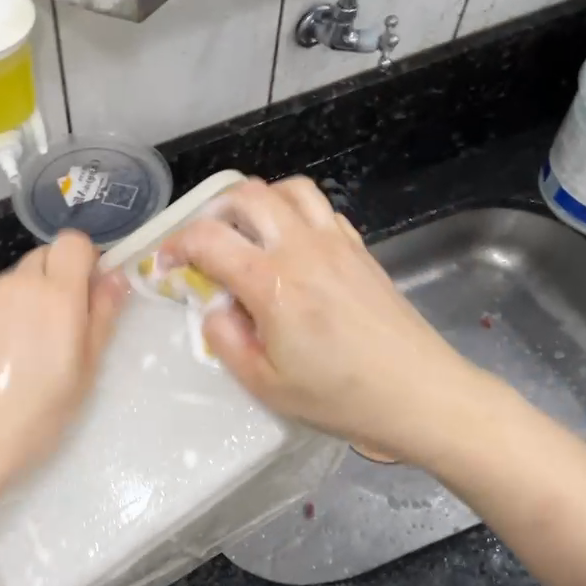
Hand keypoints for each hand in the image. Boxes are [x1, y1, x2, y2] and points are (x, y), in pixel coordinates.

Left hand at [0, 230, 128, 506]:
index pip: (73, 242)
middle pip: (40, 261)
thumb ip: (102, 318)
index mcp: (56, 297)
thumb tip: (116, 275)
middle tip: (45, 335)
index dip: (82, 263)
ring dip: (13, 305)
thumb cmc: (32, 421)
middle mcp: (13, 283)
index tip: (81, 295)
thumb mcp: (83, 376)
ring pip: (5, 284)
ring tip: (5, 356)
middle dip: (50, 285)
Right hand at [158, 177, 503, 464]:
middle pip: (246, 195)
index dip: (174, 246)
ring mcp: (336, 243)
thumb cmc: (339, 396)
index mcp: (271, 282)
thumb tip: (212, 306)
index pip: (207, 238)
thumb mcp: (263, 383)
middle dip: (211, 212)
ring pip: (288, 189)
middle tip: (203, 245)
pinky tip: (290, 247)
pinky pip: (320, 209)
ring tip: (246, 234)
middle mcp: (302, 248)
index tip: (164, 266)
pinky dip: (294, 213)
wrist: (421, 396)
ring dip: (257, 202)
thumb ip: (224, 338)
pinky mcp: (360, 250)